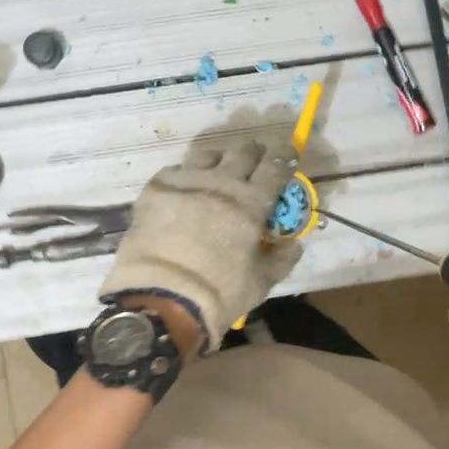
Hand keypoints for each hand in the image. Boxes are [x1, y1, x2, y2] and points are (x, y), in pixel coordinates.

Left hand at [100, 139, 300, 350]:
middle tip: (254, 161)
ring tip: (217, 171)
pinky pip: (175, 170)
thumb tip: (293, 244)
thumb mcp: (261, 283)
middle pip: (243, 152)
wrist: (162, 297)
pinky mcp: (155, 189)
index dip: (284, 156)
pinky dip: (185, 176)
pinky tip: (183, 189)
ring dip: (219, 159)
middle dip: (253, 152)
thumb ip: (281, 259)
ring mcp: (185, 181)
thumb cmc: (218, 292)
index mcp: (252, 203)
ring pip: (207, 154)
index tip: (287, 153)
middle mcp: (221, 182)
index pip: (275, 166)